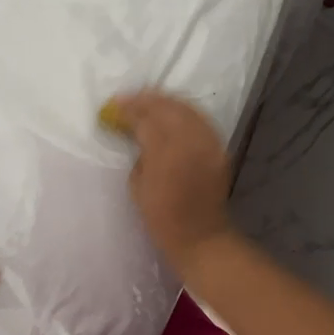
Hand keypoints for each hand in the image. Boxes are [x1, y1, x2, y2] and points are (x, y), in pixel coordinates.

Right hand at [106, 91, 234, 270]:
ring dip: (166, 102)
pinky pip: (200, 120)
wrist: (200, 236)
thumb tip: (138, 135)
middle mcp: (189, 142)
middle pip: (167, 108)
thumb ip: (139, 154)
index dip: (128, 109)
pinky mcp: (219, 148)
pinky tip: (173, 114)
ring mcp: (208, 143)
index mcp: (164, 153)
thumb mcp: (137, 186)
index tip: (114, 105)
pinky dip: (185, 113)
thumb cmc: (161, 217)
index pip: (145, 119)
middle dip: (146, 100)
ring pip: (187, 109)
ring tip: (149, 101)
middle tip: (129, 99)